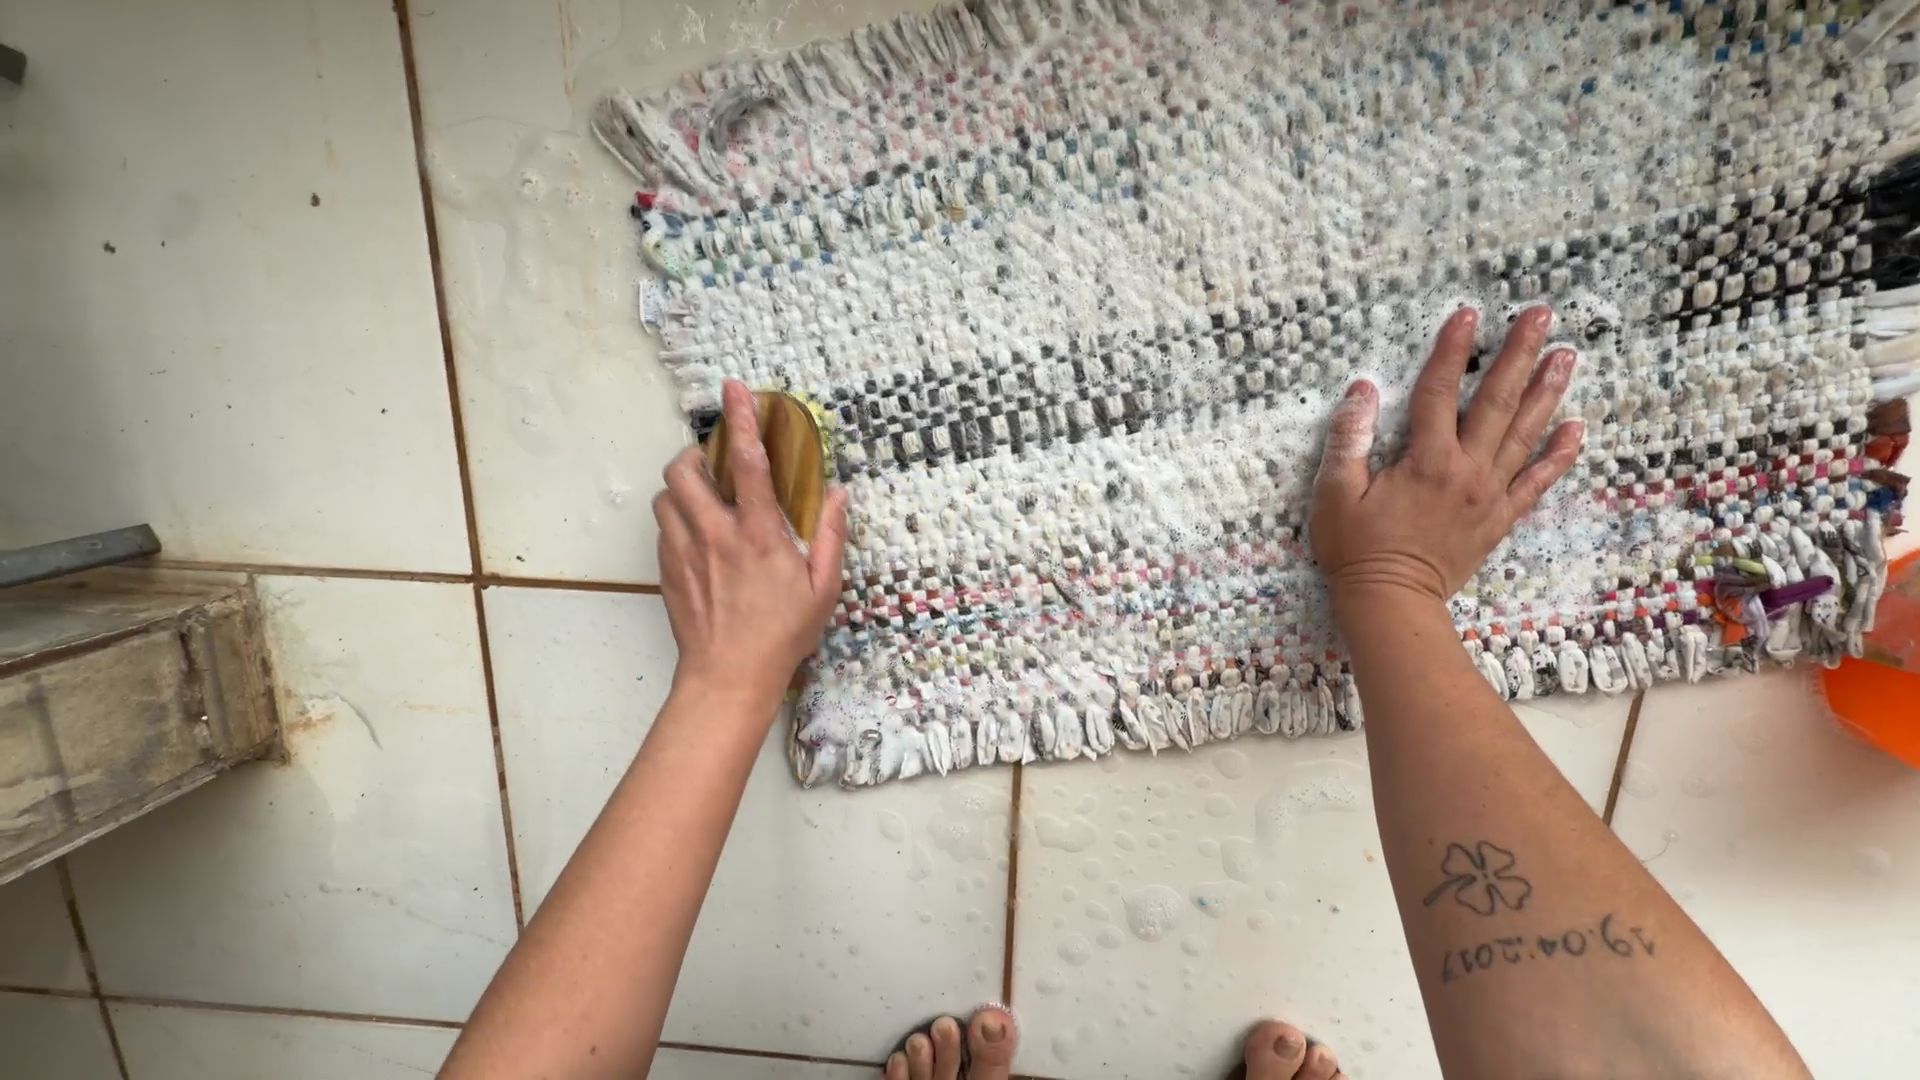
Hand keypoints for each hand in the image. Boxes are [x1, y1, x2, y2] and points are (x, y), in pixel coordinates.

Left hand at [653, 380, 849, 713]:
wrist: (729, 675)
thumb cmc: (783, 632)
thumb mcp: (824, 586)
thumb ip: (830, 534)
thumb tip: (838, 492)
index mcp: (758, 534)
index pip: (746, 463)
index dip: (741, 419)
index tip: (735, 388)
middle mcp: (715, 534)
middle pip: (684, 470)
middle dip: (695, 453)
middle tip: (713, 461)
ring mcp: (684, 552)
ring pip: (665, 496)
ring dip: (682, 485)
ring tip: (703, 494)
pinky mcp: (667, 570)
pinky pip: (663, 527)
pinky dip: (677, 517)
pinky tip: (697, 533)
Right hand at [1309, 305, 1583, 606]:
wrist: (1391, 600)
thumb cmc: (1356, 548)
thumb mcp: (1334, 494)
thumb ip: (1348, 441)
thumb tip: (1361, 391)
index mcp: (1425, 461)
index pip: (1439, 393)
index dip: (1452, 352)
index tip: (1467, 315)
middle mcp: (1466, 470)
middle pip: (1496, 403)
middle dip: (1519, 356)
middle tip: (1541, 316)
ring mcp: (1489, 494)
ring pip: (1524, 434)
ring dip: (1547, 392)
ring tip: (1567, 355)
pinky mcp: (1499, 518)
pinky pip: (1537, 482)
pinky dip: (1559, 455)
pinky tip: (1576, 429)